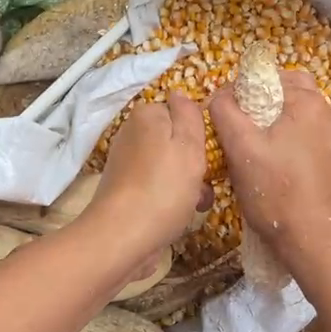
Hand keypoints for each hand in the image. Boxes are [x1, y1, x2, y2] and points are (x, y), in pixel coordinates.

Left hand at [84, 94, 208, 252]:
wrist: (123, 237)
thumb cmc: (163, 188)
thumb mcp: (188, 145)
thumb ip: (188, 115)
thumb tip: (180, 94)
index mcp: (146, 115)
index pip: (180, 113)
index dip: (198, 135)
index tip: (207, 156)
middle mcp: (132, 133)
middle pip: (175, 141)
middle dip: (194, 163)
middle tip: (204, 184)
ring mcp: (126, 161)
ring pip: (169, 166)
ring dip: (187, 184)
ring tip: (196, 205)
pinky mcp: (125, 188)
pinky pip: (158, 186)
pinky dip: (171, 198)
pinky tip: (179, 217)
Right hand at [210, 69, 330, 266]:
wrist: (319, 246)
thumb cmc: (278, 193)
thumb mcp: (241, 147)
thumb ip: (224, 110)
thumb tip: (218, 95)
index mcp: (308, 101)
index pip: (262, 75)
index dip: (237, 91)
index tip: (223, 118)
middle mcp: (325, 110)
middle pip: (278, 89)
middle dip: (254, 102)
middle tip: (235, 128)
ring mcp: (330, 133)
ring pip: (288, 110)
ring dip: (266, 120)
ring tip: (247, 146)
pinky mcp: (329, 154)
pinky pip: (299, 129)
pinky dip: (280, 135)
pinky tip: (266, 161)